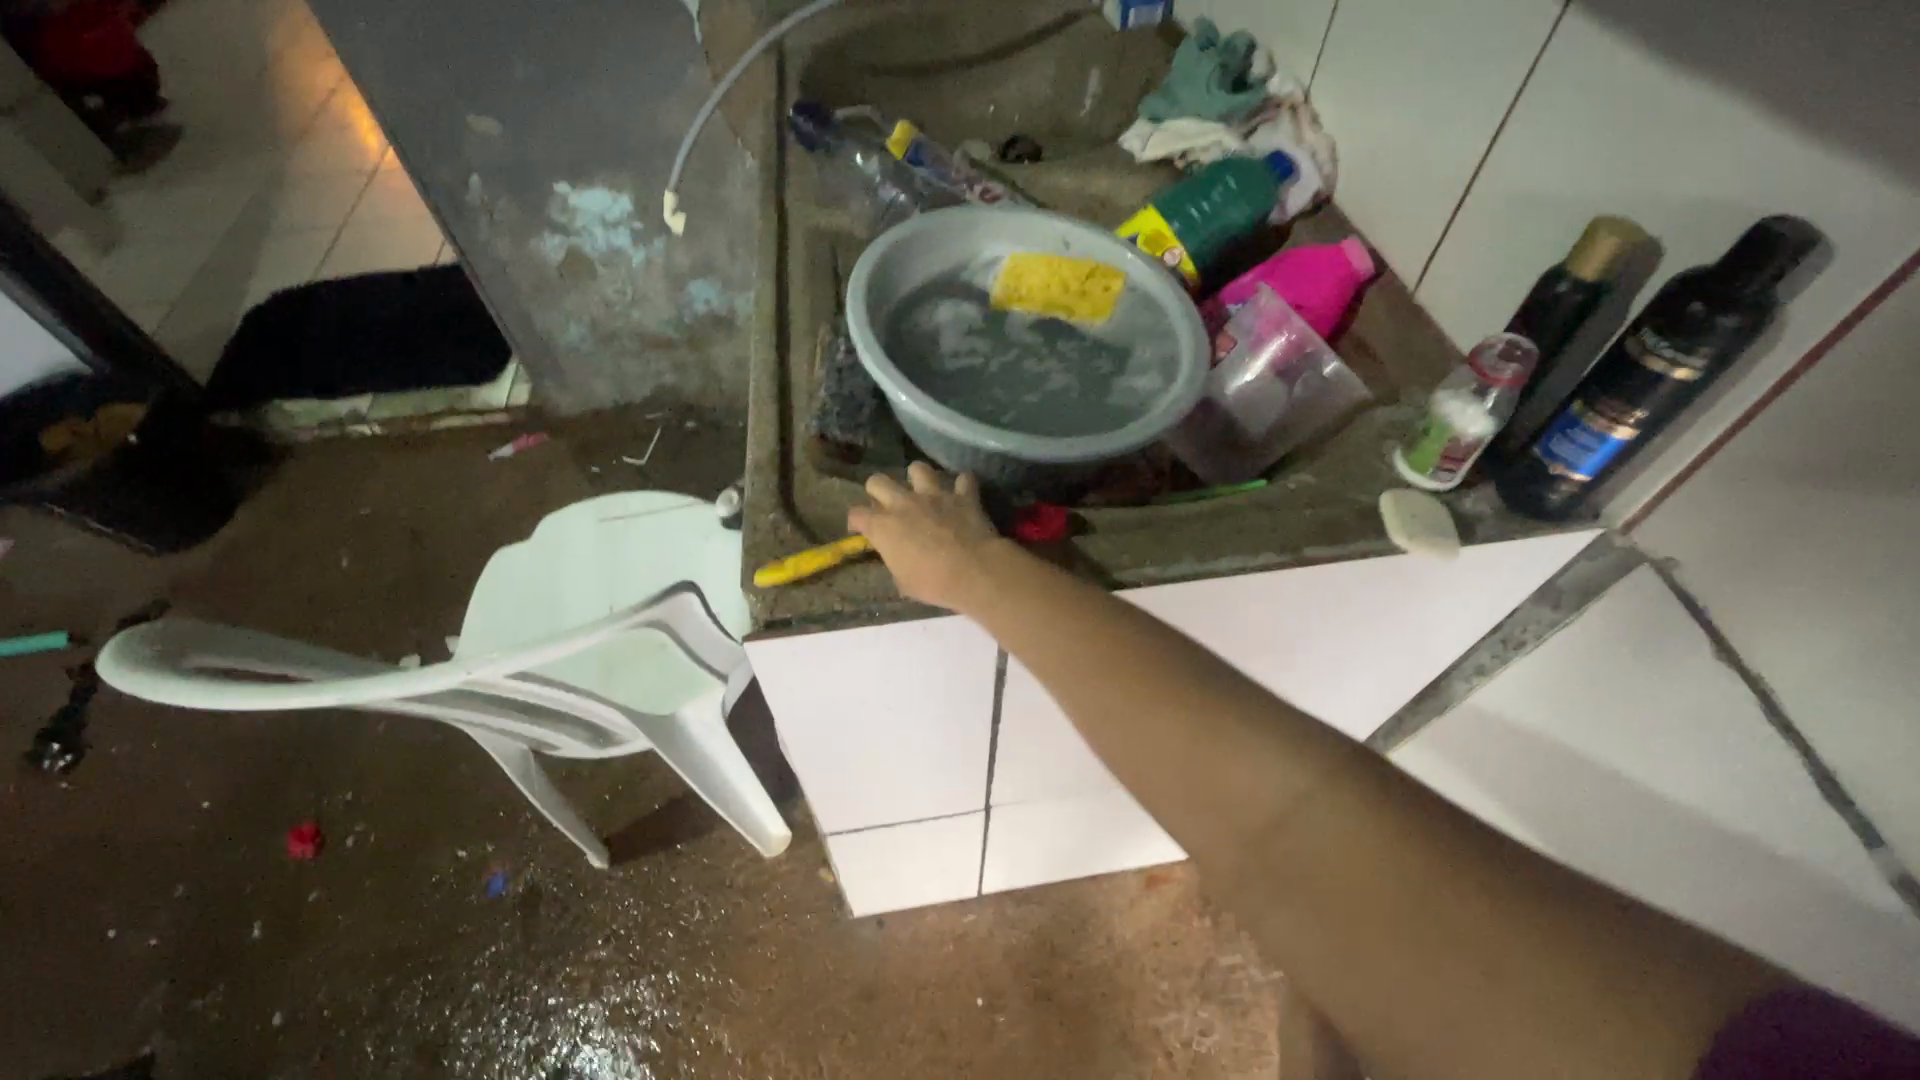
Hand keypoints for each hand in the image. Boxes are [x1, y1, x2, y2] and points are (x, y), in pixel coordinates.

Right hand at [848, 462, 1011, 611]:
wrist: (972, 572)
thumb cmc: (933, 583)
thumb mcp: (903, 582)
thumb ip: (896, 563)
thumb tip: (898, 559)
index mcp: (883, 527)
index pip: (856, 514)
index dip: (856, 521)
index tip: (860, 529)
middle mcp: (903, 503)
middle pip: (877, 481)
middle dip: (877, 489)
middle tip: (885, 503)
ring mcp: (934, 495)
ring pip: (918, 469)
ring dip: (918, 477)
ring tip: (923, 489)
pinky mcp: (962, 496)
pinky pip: (963, 480)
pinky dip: (963, 485)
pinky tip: (963, 492)